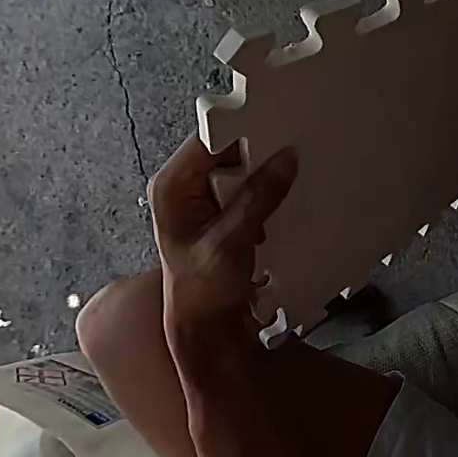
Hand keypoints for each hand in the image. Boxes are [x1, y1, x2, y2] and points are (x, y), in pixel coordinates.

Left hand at [146, 137, 297, 383]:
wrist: (208, 325)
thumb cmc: (203, 290)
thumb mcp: (233, 240)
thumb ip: (259, 197)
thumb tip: (284, 160)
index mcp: (172, 187)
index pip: (209, 139)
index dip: (243, 133)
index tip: (277, 131)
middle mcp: (184, 186)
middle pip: (228, 150)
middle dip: (258, 158)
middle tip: (285, 164)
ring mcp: (204, 198)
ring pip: (242, 168)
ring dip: (263, 180)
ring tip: (278, 193)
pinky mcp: (223, 209)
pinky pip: (249, 187)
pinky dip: (265, 194)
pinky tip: (273, 208)